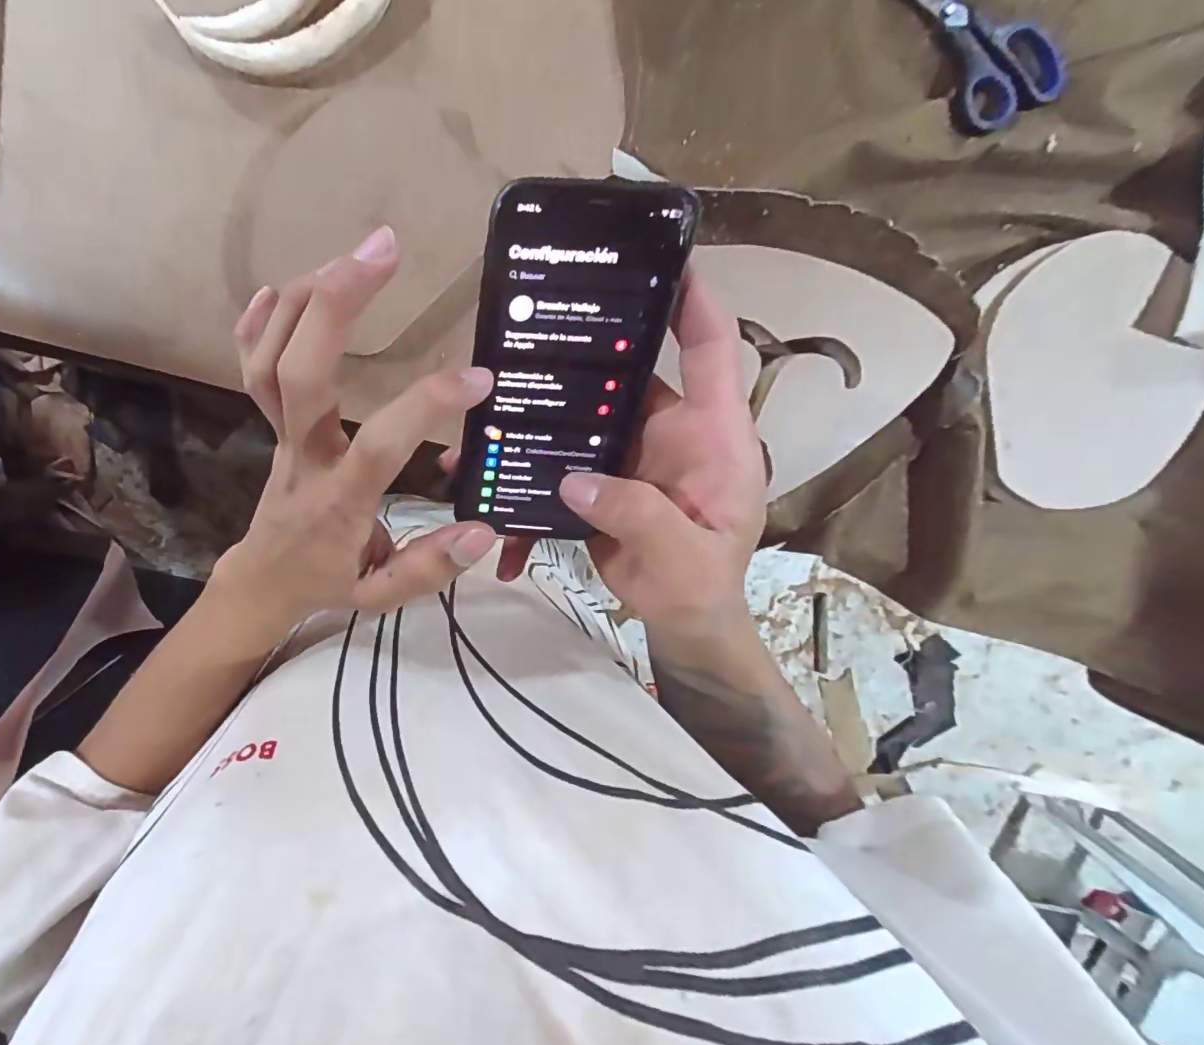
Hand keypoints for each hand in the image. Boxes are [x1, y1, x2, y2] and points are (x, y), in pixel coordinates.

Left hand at [207, 226, 499, 646]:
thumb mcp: (380, 596)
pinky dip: (257, 327)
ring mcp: (281, 437)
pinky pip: (252, 372)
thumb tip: (482, 531)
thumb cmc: (328, 581)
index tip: (477, 377)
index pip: (379, 445)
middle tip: (383, 250)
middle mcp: (304, 457)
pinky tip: (276, 290)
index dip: (426, 406)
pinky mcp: (271, 427)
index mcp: (338, 500)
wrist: (265, 579)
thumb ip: (428, 568)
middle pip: (300, 376)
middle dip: (335, 306)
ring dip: (302, 301)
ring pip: (269, 363)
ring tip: (351, 259)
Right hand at [481, 275, 766, 644]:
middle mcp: (669, 434)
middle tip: (534, 339)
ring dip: (542, 419)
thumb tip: (574, 480)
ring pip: (585, 419)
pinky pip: (562, 462)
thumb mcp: (684, 555)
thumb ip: (639, 515)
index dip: (695, 305)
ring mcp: (630, 457)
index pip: (711, 354)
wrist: (678, 619)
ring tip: (492, 417)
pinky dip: (531, 473)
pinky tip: (495, 487)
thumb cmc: (701, 584)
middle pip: (628, 379)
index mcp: (711, 436)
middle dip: (584, 359)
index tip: (668, 264)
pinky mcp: (599, 481)